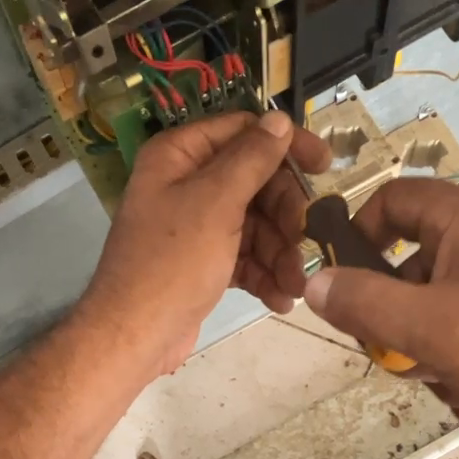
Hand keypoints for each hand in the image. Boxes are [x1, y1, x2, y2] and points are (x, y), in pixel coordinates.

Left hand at [76, 111, 331, 375]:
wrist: (134, 336)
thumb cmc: (171, 263)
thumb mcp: (214, 202)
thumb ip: (251, 159)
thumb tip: (280, 121)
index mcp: (180, 156)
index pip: (243, 132)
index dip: (286, 146)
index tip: (325, 166)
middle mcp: (187, 186)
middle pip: (255, 185)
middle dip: (285, 217)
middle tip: (308, 241)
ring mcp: (195, 229)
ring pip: (254, 227)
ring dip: (280, 255)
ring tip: (296, 285)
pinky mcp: (203, 266)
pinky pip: (243, 260)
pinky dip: (263, 276)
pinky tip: (281, 299)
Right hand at [300, 178, 458, 436]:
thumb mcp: (428, 328)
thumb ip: (363, 305)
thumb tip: (314, 285)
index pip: (390, 201)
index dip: (356, 241)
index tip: (342, 291)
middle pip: (406, 270)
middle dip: (398, 328)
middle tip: (402, 361)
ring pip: (434, 313)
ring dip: (431, 362)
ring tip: (455, 391)